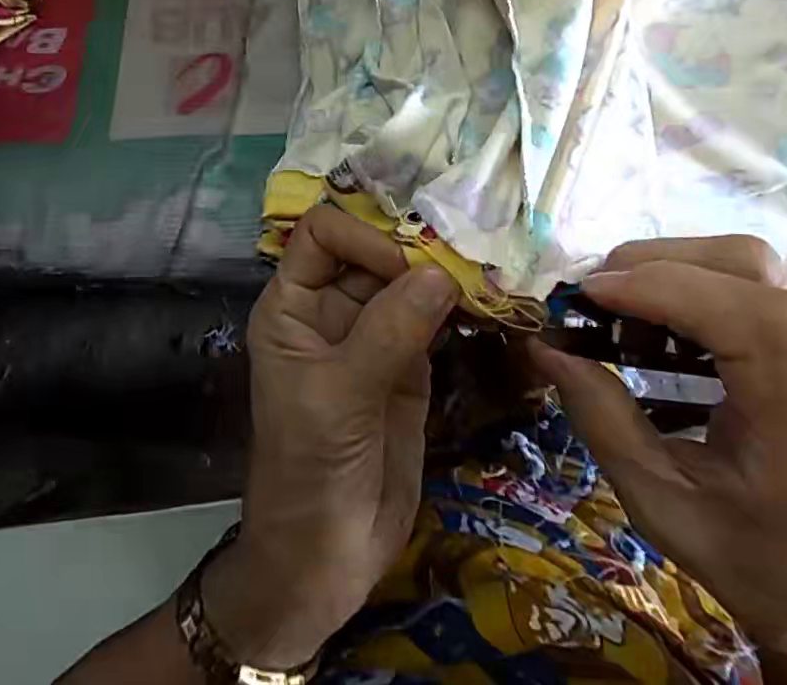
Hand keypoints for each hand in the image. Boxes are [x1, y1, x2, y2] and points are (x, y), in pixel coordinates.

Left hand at [203, 204, 460, 668]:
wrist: (326, 551)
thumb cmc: (308, 467)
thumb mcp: (338, 395)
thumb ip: (388, 333)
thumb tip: (441, 272)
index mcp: (292, 306)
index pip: (321, 236)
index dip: (362, 237)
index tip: (408, 265)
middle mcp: (330, 309)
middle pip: (371, 253)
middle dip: (417, 249)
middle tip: (475, 254)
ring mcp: (372, 336)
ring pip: (408, 283)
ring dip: (446, 275)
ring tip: (493, 271)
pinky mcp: (409, 364)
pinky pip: (433, 320)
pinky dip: (460, 308)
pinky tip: (494, 303)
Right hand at [518, 236, 786, 656]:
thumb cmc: (748, 559)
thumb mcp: (656, 503)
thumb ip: (600, 417)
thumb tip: (544, 345)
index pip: (762, 322)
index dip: (669, 288)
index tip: (591, 295)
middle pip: (755, 269)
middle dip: (657, 263)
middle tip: (592, 295)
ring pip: (758, 267)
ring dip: (672, 268)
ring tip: (621, 308)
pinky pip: (762, 288)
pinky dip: (696, 285)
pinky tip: (663, 324)